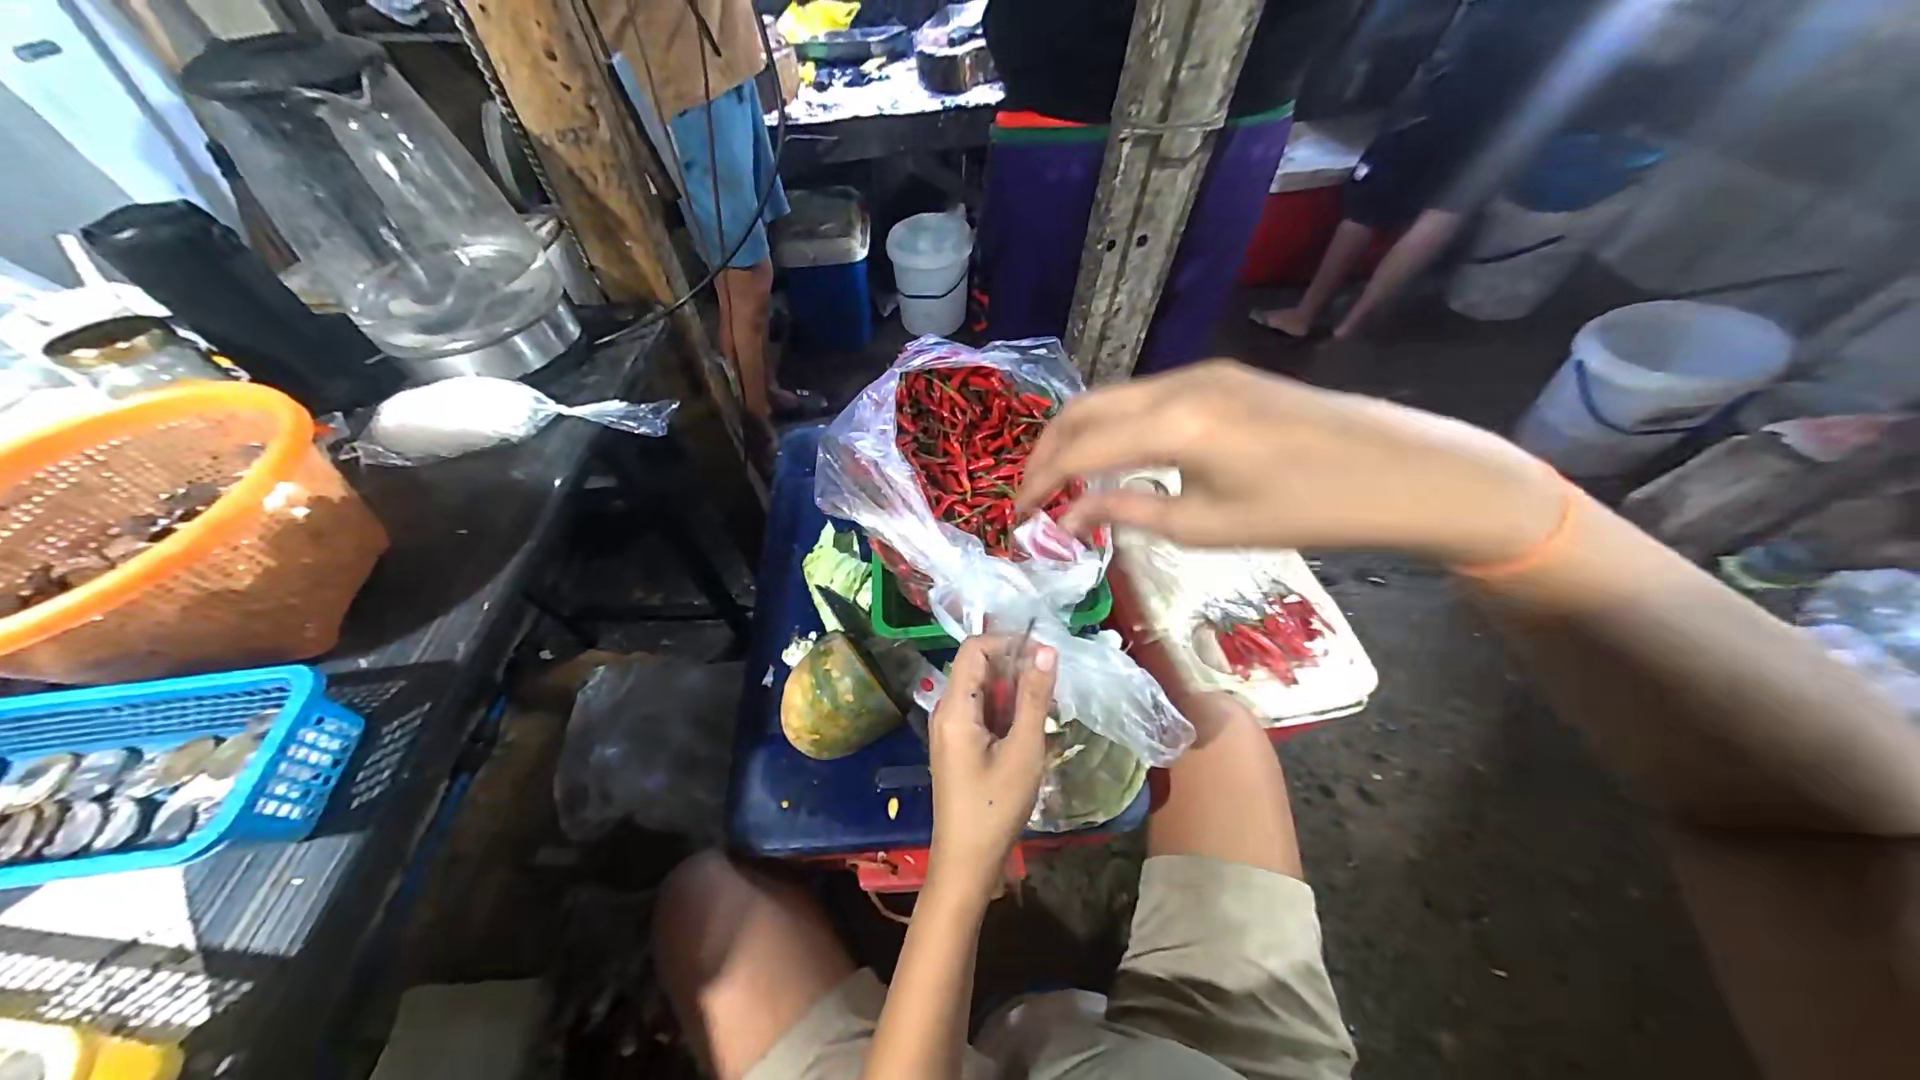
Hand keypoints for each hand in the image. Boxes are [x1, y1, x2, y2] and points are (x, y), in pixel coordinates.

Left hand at [927, 635, 1056, 893]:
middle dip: (1015, 668)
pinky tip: (1029, 731)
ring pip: (983, 691)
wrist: (967, 862)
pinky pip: (982, 712)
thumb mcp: (1023, 750)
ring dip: (1014, 692)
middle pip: (978, 668)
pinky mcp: (958, 745)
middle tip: (1051, 689)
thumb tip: (1047, 650)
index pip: (974, 648)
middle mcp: (946, 711)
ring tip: (1045, 712)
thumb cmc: (996, 806)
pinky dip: (1006, 712)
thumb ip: (1034, 697)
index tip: (1044, 658)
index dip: (1008, 643)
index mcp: (954, 707)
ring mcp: (950, 729)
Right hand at [1017, 361, 1566, 566]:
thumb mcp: (1208, 525)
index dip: (1039, 480)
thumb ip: (1127, 513)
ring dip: (1078, 434)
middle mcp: (1178, 383)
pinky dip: (1113, 424)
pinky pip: (1144, 395)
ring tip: (1062, 477)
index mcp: (1175, 423)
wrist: (1402, 470)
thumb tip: (1068, 518)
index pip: (1079, 446)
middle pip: (1084, 407)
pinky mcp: (1219, 375)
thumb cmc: (1306, 510)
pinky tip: (1113, 455)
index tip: (1017, 512)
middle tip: (1030, 491)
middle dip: (1047, 449)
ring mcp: (1201, 372)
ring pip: (1112, 396)